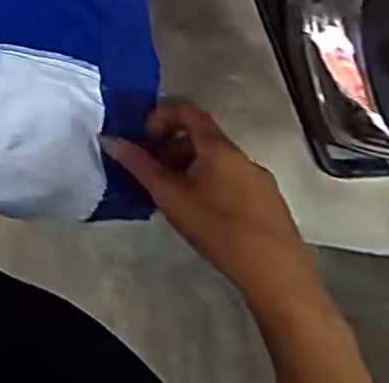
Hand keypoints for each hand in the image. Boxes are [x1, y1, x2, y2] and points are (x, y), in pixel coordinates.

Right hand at [102, 102, 317, 295]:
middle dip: (172, 147)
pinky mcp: (270, 204)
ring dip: (191, 167)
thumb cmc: (219, 229)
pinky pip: (233, 180)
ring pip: (217, 161)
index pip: (189, 111)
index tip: (147, 137)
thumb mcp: (170, 197)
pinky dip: (212, 184)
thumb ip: (139, 165)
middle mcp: (242, 156)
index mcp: (218, 148)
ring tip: (175, 196)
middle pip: (202, 137)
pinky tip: (205, 216)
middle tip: (154, 171)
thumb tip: (110, 139)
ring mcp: (260, 180)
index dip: (163, 116)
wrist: (278, 278)